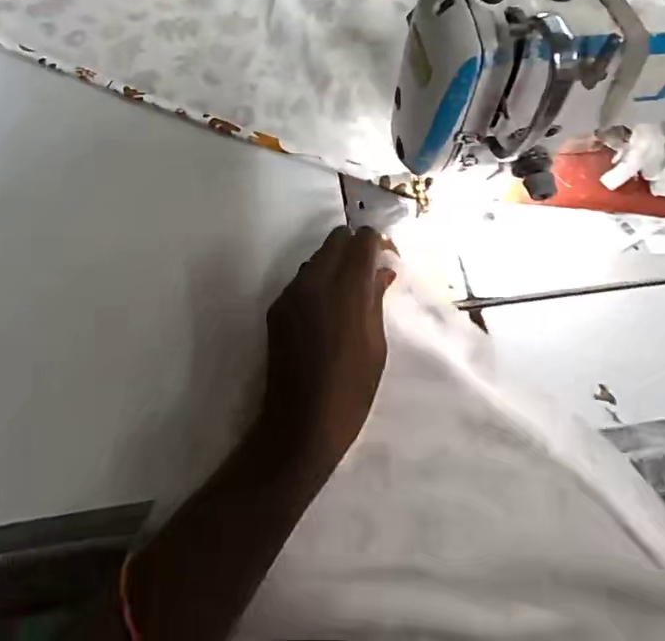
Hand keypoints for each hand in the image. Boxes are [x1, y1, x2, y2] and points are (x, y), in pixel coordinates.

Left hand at [257, 226, 395, 472]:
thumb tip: (382, 271)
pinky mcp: (276, 308)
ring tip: (351, 294)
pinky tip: (328, 311)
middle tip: (371, 273)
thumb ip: (376, 299)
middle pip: (336, 239)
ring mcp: (291, 293)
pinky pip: (302, 280)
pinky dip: (318, 282)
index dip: (377, 244)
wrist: (299, 426)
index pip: (362, 240)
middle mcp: (314, 281)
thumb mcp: (376, 345)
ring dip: (336, 264)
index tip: (387, 260)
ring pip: (317, 258)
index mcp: (345, 289)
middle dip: (355, 248)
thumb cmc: (350, 390)